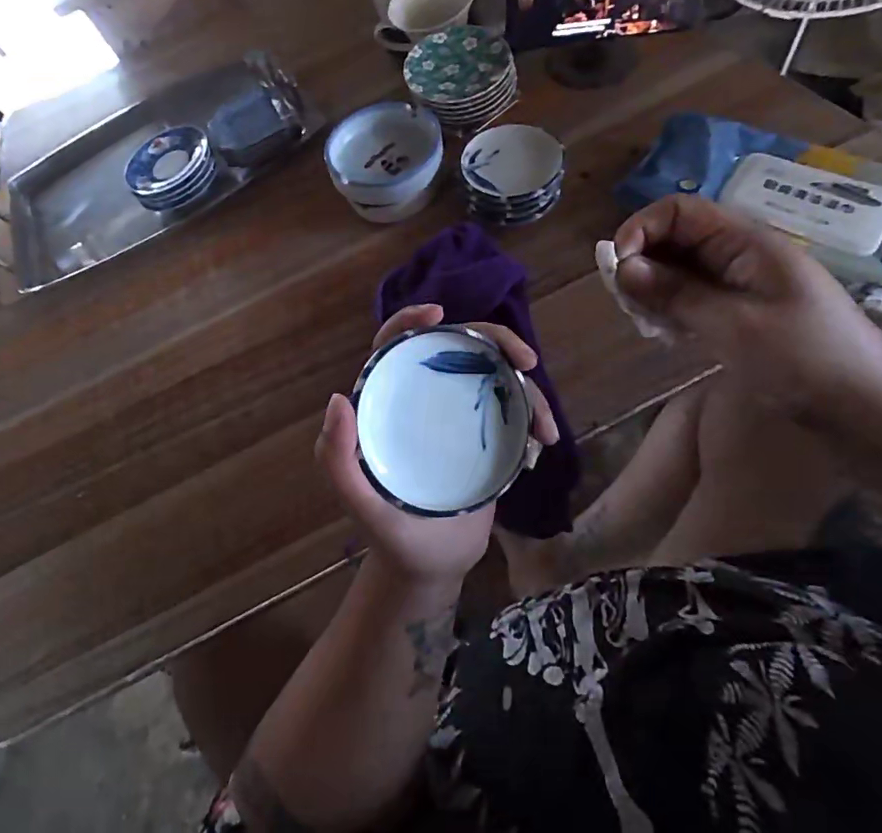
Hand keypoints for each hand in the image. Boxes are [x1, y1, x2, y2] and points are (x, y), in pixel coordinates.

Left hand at [315, 304, 559, 586]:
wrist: (429, 567)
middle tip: (526, 359)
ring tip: (545, 424)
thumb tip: (338, 398)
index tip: (440, 313)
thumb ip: (336, 456)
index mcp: (386, 404)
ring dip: (526, 387)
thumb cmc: (387, 532)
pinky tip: (545, 439)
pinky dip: (534, 414)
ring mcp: (455, 417)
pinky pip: (511, 409)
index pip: (393, 346)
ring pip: (492, 376)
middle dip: (494, 340)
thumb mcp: (357, 498)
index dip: (410, 321)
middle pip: (455, 348)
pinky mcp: (485, 437)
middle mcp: (421, 401)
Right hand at [611, 195, 881, 418]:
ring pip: (676, 270)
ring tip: (645, 322)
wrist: (867, 409)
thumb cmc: (806, 359)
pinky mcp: (737, 314)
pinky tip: (664, 335)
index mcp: (747, 244)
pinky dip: (667, 310)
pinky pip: (688, 298)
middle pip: (673, 239)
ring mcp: (738, 286)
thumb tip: (621, 267)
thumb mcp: (734, 325)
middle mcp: (740, 257)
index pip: (679, 211)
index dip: (641, 228)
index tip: (617, 266)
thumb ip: (675, 293)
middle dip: (640, 263)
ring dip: (650, 290)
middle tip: (627, 303)